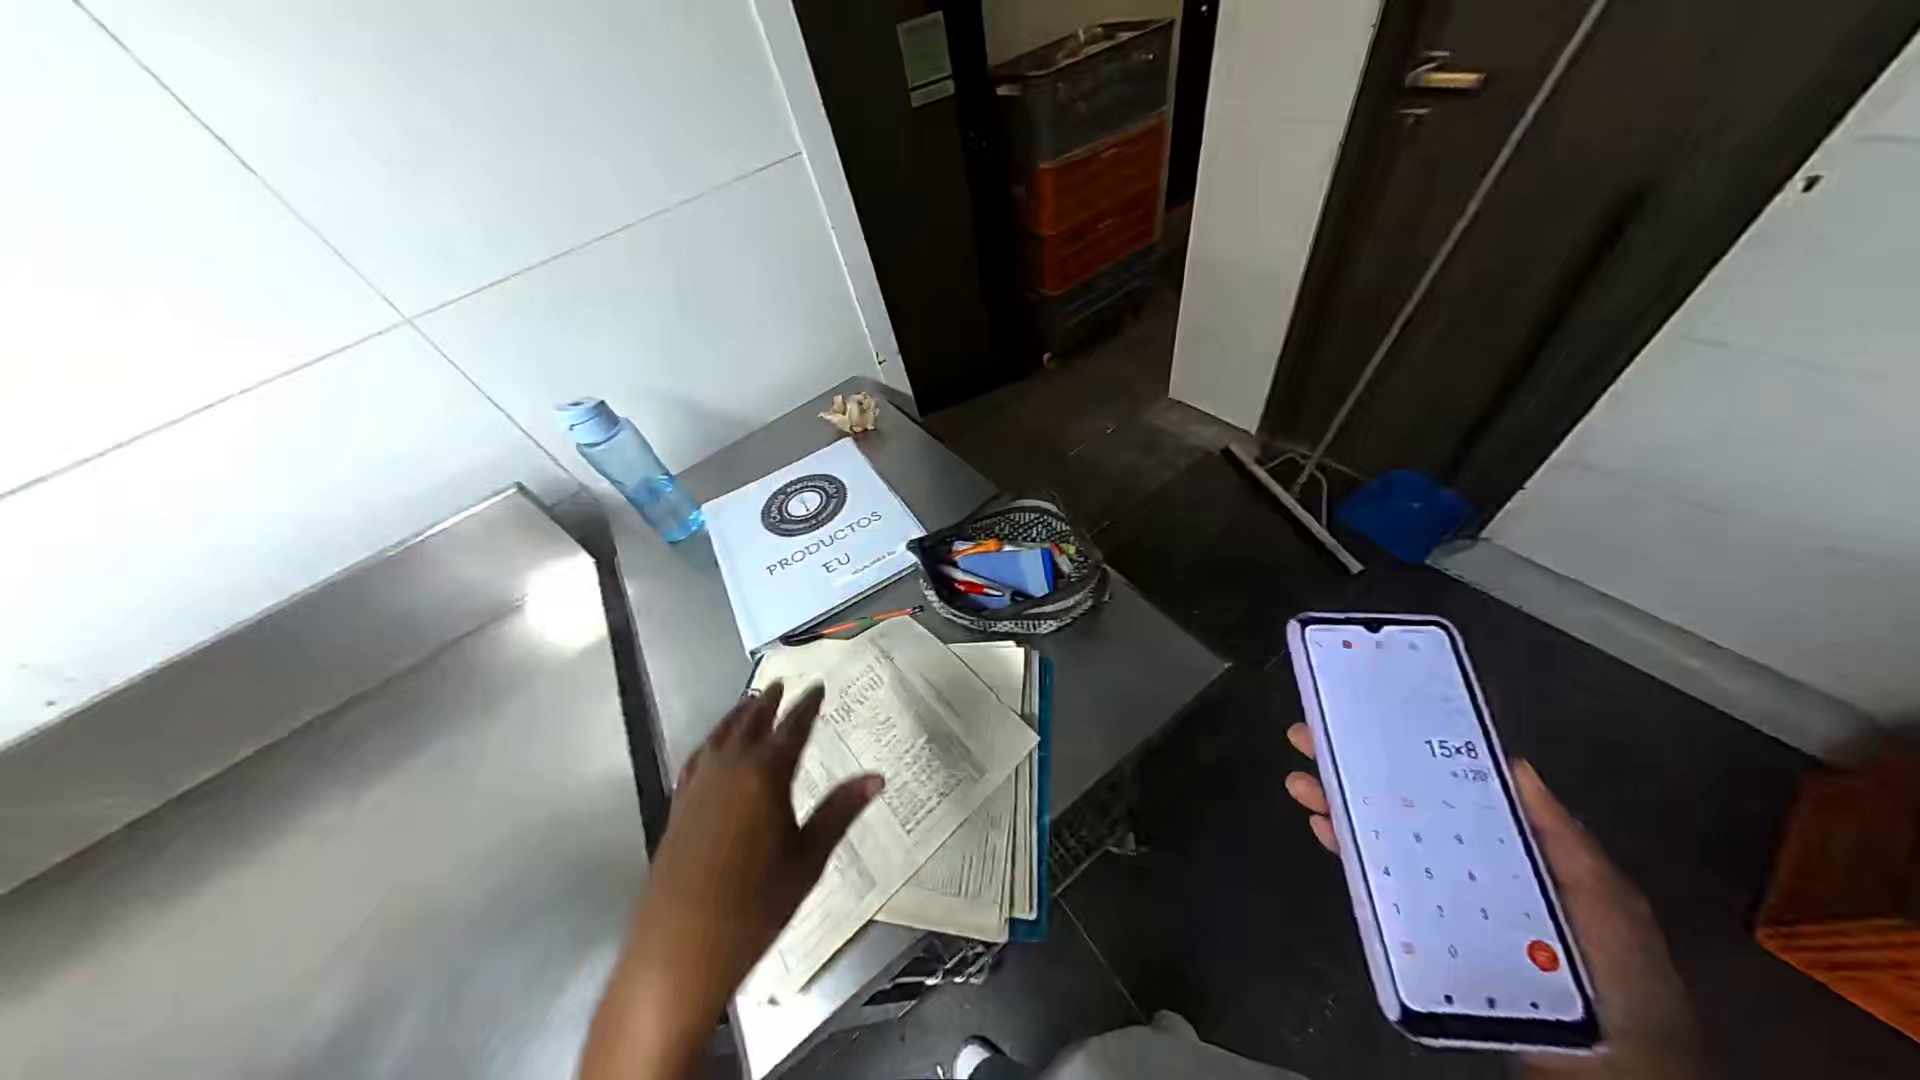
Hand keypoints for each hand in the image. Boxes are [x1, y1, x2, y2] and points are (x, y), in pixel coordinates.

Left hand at [582, 683, 882, 1079]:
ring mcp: (698, 786)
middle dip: (769, 703)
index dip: (808, 706)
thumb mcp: (809, 857)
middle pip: (752, 724)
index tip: (818, 687)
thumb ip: (840, 811)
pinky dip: (710, 743)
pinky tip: (711, 748)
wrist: (680, 947)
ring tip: (748, 703)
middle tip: (781, 684)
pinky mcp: (678, 806)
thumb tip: (877, 778)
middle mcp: (730, 769)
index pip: (793, 728)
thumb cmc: (757, 904)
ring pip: (720, 736)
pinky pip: (697, 759)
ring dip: (737, 716)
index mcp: (766, 774)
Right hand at [1284, 724, 1698, 1078]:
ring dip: (1338, 805)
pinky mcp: (1419, 927)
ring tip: (1302, 783)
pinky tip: (1325, 829)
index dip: (1402, 754)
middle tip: (1308, 741)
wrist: (1604, 1061)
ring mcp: (1439, 892)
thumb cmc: (1615, 972)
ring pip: (1379, 836)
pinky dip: (1347, 850)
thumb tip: (1515, 765)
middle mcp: (1463, 859)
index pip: (1443, 788)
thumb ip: (1563, 837)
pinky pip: (1376, 880)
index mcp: (1503, 843)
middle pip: (1399, 805)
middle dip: (1352, 771)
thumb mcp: (1605, 898)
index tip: (1365, 727)